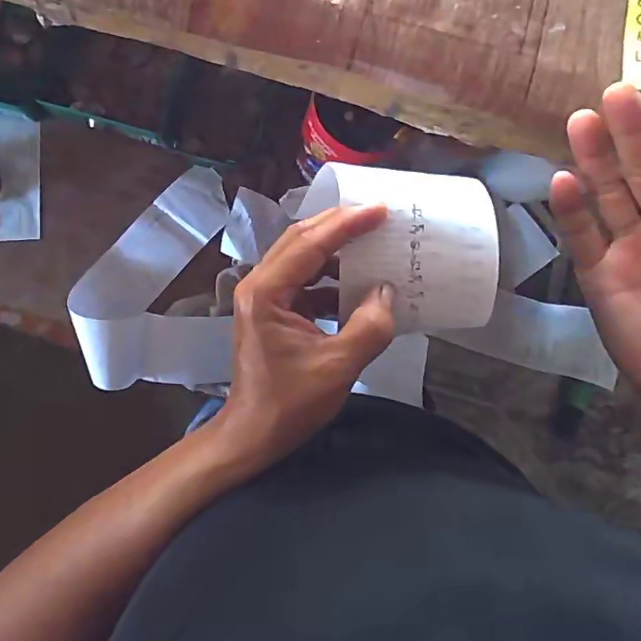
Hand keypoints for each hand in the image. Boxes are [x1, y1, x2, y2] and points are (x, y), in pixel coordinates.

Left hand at [209, 205, 396, 466]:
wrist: (253, 432)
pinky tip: (358, 285)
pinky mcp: (271, 312)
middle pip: (298, 242)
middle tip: (377, 215)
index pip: (308, 245)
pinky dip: (329, 280)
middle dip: (337, 226)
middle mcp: (258, 286)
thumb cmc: (289, 402)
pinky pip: (303, 284)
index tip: (379, 209)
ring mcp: (262, 299)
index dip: (345, 224)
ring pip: (300, 260)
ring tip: (372, 244)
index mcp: (265, 293)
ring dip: (334, 252)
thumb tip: (386, 291)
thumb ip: (368, 326)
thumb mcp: (337, 366)